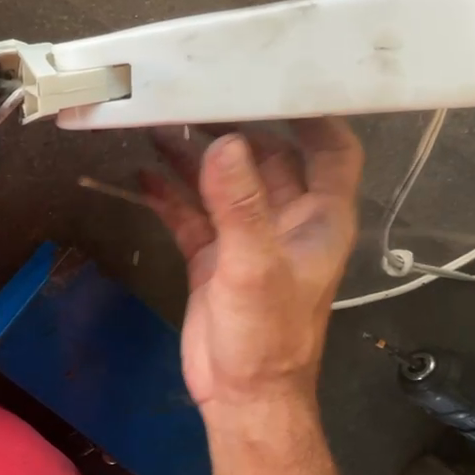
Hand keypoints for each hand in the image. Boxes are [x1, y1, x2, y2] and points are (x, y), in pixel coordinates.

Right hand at [140, 120, 363, 413]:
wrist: (241, 393)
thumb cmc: (266, 334)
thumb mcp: (254, 267)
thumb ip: (240, 206)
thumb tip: (223, 145)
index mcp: (319, 218)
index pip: (330, 150)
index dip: (311, 114)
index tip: (274, 81)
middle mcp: (285, 221)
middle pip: (265, 160)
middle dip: (234, 130)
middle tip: (195, 99)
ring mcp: (245, 240)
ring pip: (220, 187)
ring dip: (193, 160)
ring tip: (158, 129)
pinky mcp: (211, 259)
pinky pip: (190, 217)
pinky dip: (168, 196)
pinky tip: (143, 177)